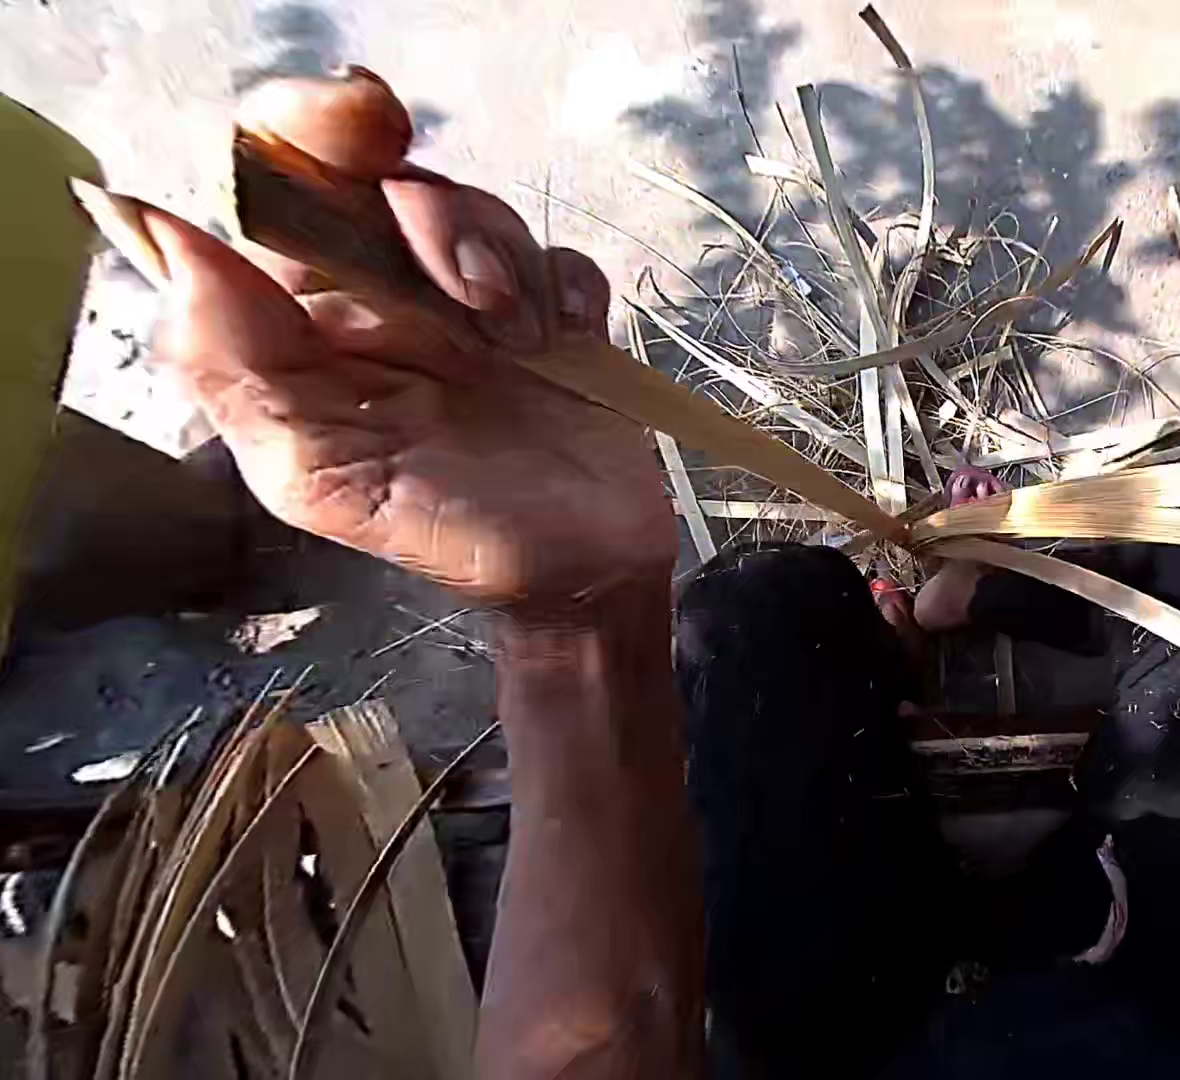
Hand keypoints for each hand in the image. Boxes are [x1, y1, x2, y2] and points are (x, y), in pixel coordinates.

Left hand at [147, 70, 675, 616]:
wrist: (582, 574)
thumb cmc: (462, 538)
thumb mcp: (329, 480)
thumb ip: (236, 367)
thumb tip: (157, 225)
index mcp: (320, 329)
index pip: (287, 190)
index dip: (313, 132)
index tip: (367, 119)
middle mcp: (406, 308)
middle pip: (404, 187)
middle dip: (441, 222)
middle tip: (479, 304)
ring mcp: (499, 321)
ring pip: (494, 218)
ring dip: (513, 262)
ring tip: (528, 346)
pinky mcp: (575, 337)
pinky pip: (574, 268)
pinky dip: (575, 287)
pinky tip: (573, 341)